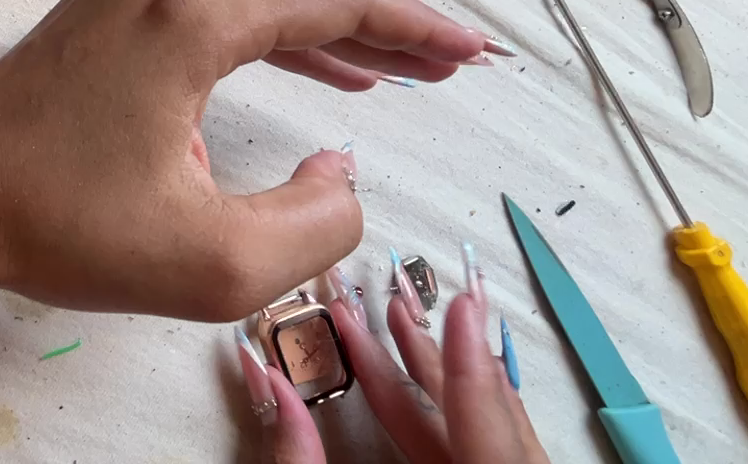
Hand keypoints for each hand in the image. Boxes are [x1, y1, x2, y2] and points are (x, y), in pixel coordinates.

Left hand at [0, 0, 492, 320]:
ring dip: (319, 38)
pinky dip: (258, 44)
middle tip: (444, 65)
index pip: (331, 0)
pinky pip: (202, 18)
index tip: (468, 50)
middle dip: (374, 32)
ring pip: (247, 6)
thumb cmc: (64, 223)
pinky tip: (300, 69)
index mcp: (191, 14)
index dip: (412, 25)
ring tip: (387, 75)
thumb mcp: (214, 258)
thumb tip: (340, 166)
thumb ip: (317, 220)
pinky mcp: (102, 13)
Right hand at [236, 248, 549, 462]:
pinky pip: (476, 445)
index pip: (485, 436)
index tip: (462, 306)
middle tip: (394, 299)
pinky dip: (443, 407)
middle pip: (481, 425)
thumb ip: (297, 458)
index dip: (472, 368)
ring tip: (398, 318)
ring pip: (481, 434)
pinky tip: (414, 374)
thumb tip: (263, 374)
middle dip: (434, 357)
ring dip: (433, 375)